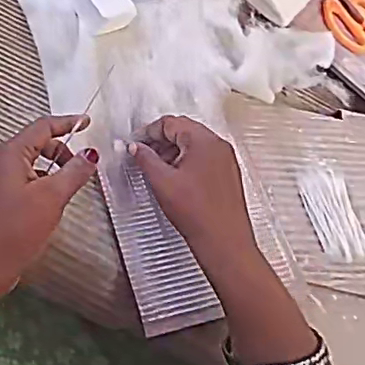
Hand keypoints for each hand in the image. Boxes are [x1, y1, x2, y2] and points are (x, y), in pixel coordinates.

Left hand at [0, 115, 99, 283]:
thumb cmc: (15, 228)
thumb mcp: (51, 197)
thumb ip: (74, 172)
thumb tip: (90, 154)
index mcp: (12, 153)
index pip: (43, 126)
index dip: (67, 122)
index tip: (86, 121)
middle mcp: (5, 161)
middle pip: (40, 142)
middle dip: (64, 150)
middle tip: (83, 166)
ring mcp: (4, 179)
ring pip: (37, 162)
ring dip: (57, 169)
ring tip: (73, 186)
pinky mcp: (7, 197)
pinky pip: (33, 179)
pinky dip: (48, 183)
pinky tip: (58, 201)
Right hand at [128, 116, 254, 260]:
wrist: (223, 241)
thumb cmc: (199, 214)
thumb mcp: (161, 180)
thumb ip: (145, 158)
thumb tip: (137, 148)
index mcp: (204, 141)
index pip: (171, 122)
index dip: (149, 131)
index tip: (137, 142)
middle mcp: (218, 146)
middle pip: (183, 130)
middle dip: (160, 140)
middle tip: (143, 152)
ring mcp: (226, 160)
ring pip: (193, 144)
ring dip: (172, 151)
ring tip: (157, 167)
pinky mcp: (227, 174)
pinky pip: (203, 157)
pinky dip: (186, 161)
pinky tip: (175, 177)